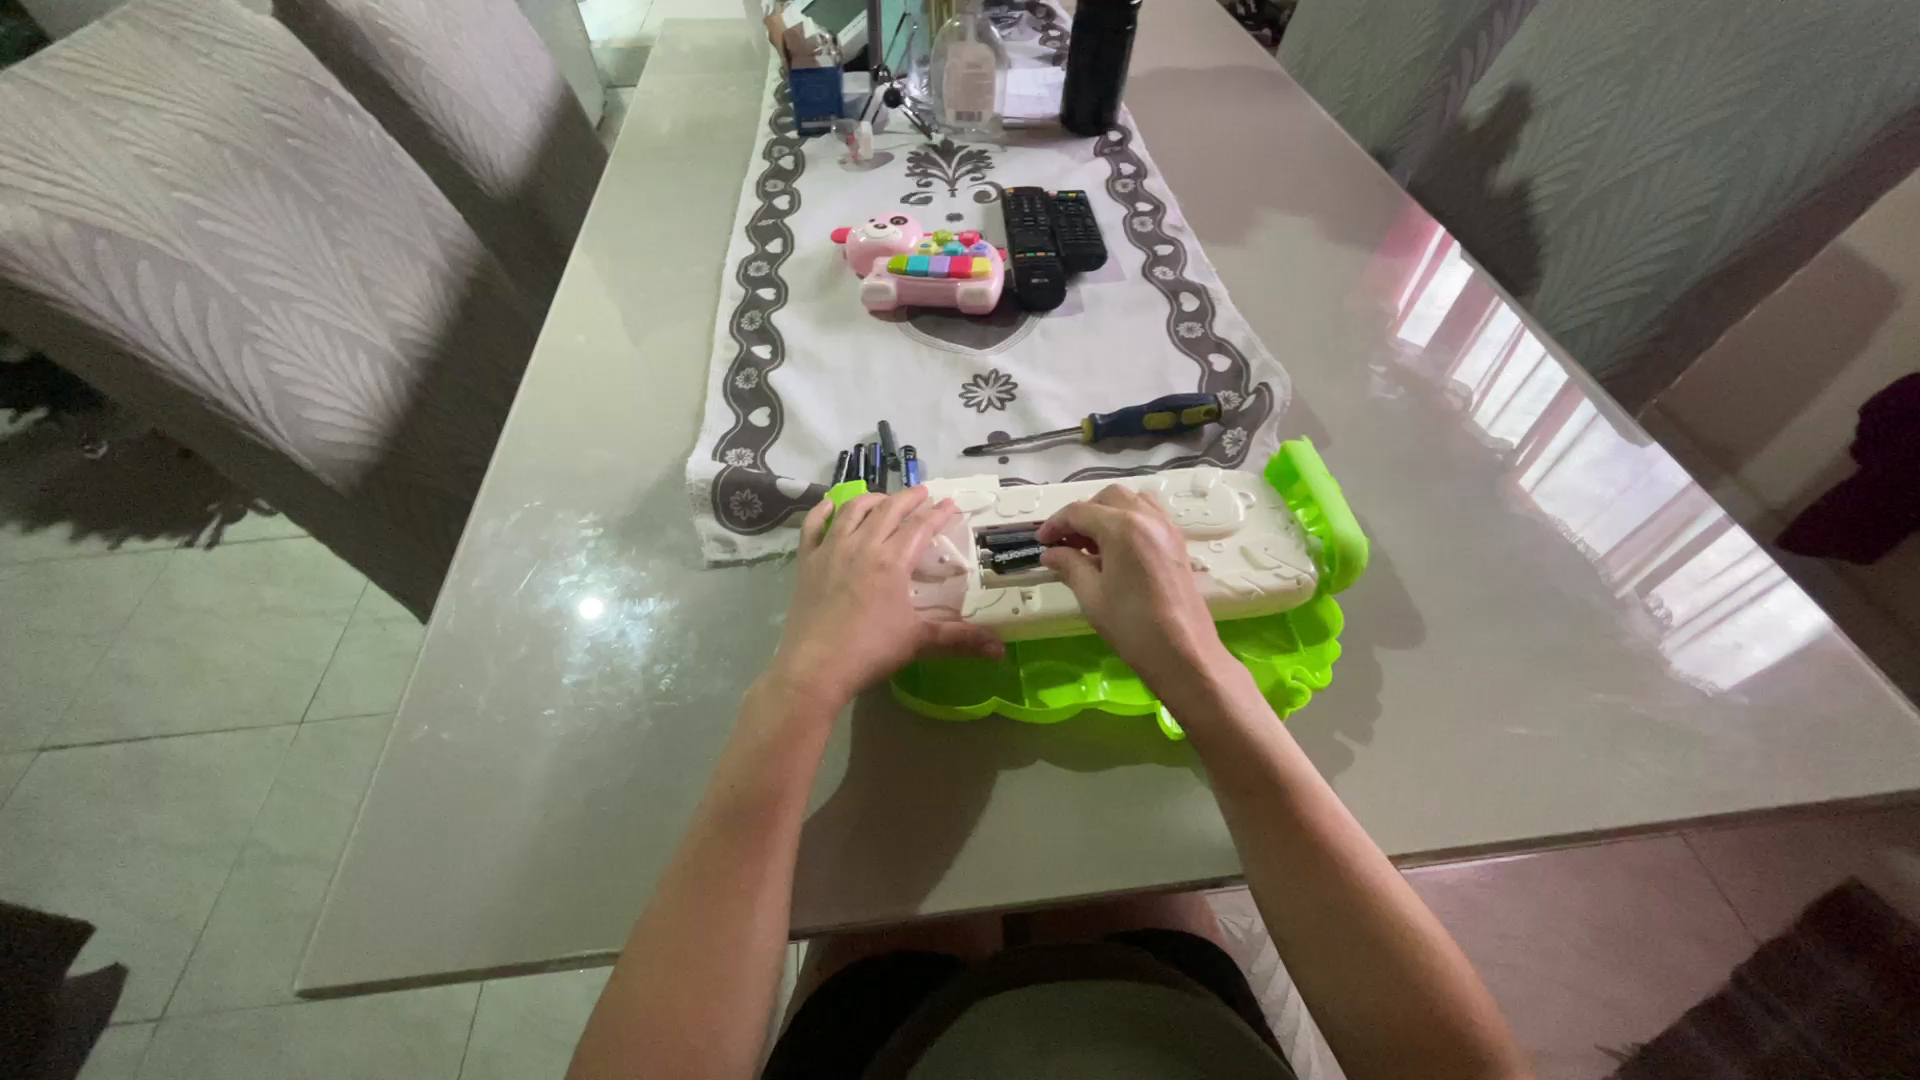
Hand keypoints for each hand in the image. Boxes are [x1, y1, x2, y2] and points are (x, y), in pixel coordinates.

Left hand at [768, 487, 1003, 708]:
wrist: (814, 667)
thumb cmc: (870, 651)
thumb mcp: (919, 641)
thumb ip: (960, 639)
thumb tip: (1001, 651)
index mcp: (892, 561)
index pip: (920, 527)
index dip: (938, 514)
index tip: (951, 503)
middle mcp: (862, 545)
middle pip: (889, 509)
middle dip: (909, 498)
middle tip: (923, 493)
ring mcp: (830, 549)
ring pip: (853, 510)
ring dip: (873, 499)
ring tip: (885, 499)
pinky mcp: (807, 561)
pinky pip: (814, 525)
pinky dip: (824, 510)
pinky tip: (832, 504)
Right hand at [1037, 485, 1234, 693]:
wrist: (1183, 652)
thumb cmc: (1132, 626)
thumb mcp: (1091, 595)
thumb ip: (1069, 565)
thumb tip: (1051, 553)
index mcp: (1122, 527)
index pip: (1079, 512)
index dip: (1055, 524)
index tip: (1041, 542)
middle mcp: (1147, 517)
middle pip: (1107, 498)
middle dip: (1081, 514)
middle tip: (1065, 543)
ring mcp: (1166, 527)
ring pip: (1131, 500)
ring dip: (1107, 512)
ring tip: (1092, 542)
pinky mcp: (1177, 541)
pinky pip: (1150, 514)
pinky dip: (1129, 519)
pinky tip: (1118, 547)